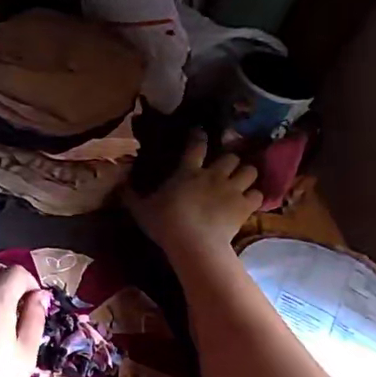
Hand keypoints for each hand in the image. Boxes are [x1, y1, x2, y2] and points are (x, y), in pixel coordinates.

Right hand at [128, 131, 261, 263]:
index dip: (199, 136)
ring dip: (246, 175)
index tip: (201, 133)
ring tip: (242, 182)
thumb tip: (117, 185)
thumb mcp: (142, 210)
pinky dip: (255, 197)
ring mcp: (231, 189)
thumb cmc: (165, 224)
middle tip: (226, 170)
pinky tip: (250, 202)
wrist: (193, 243)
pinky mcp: (244, 206)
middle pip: (231, 156)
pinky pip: (258, 194)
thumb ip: (131, 196)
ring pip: (250, 170)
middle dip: (230, 161)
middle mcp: (213, 175)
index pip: (196, 145)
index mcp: (188, 172)